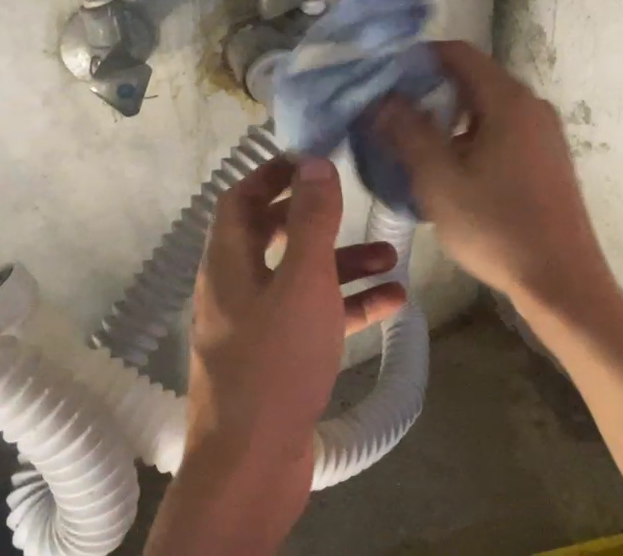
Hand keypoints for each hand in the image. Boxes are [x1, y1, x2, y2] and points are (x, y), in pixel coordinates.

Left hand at [148, 157, 406, 554]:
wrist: (251, 465)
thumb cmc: (275, 362)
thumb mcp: (302, 282)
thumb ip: (311, 221)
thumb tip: (313, 162)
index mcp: (229, 264)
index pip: (241, 199)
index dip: (274, 174)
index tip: (314, 158)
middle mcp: (237, 290)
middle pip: (274, 237)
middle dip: (319, 219)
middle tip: (354, 201)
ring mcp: (256, 328)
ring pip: (301, 279)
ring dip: (343, 264)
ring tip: (393, 258)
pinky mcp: (278, 360)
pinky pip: (315, 318)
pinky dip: (348, 306)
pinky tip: (392, 303)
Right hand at [375, 41, 614, 309]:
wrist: (563, 281)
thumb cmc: (497, 227)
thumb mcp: (439, 180)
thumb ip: (407, 132)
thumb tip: (381, 99)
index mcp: (509, 100)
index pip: (458, 53)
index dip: (418, 59)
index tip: (384, 81)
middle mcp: (532, 106)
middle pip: (474, 80)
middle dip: (431, 94)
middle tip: (392, 119)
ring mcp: (546, 133)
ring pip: (488, 109)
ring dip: (451, 121)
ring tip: (416, 151)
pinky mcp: (550, 159)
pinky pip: (505, 132)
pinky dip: (474, 139)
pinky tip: (453, 174)